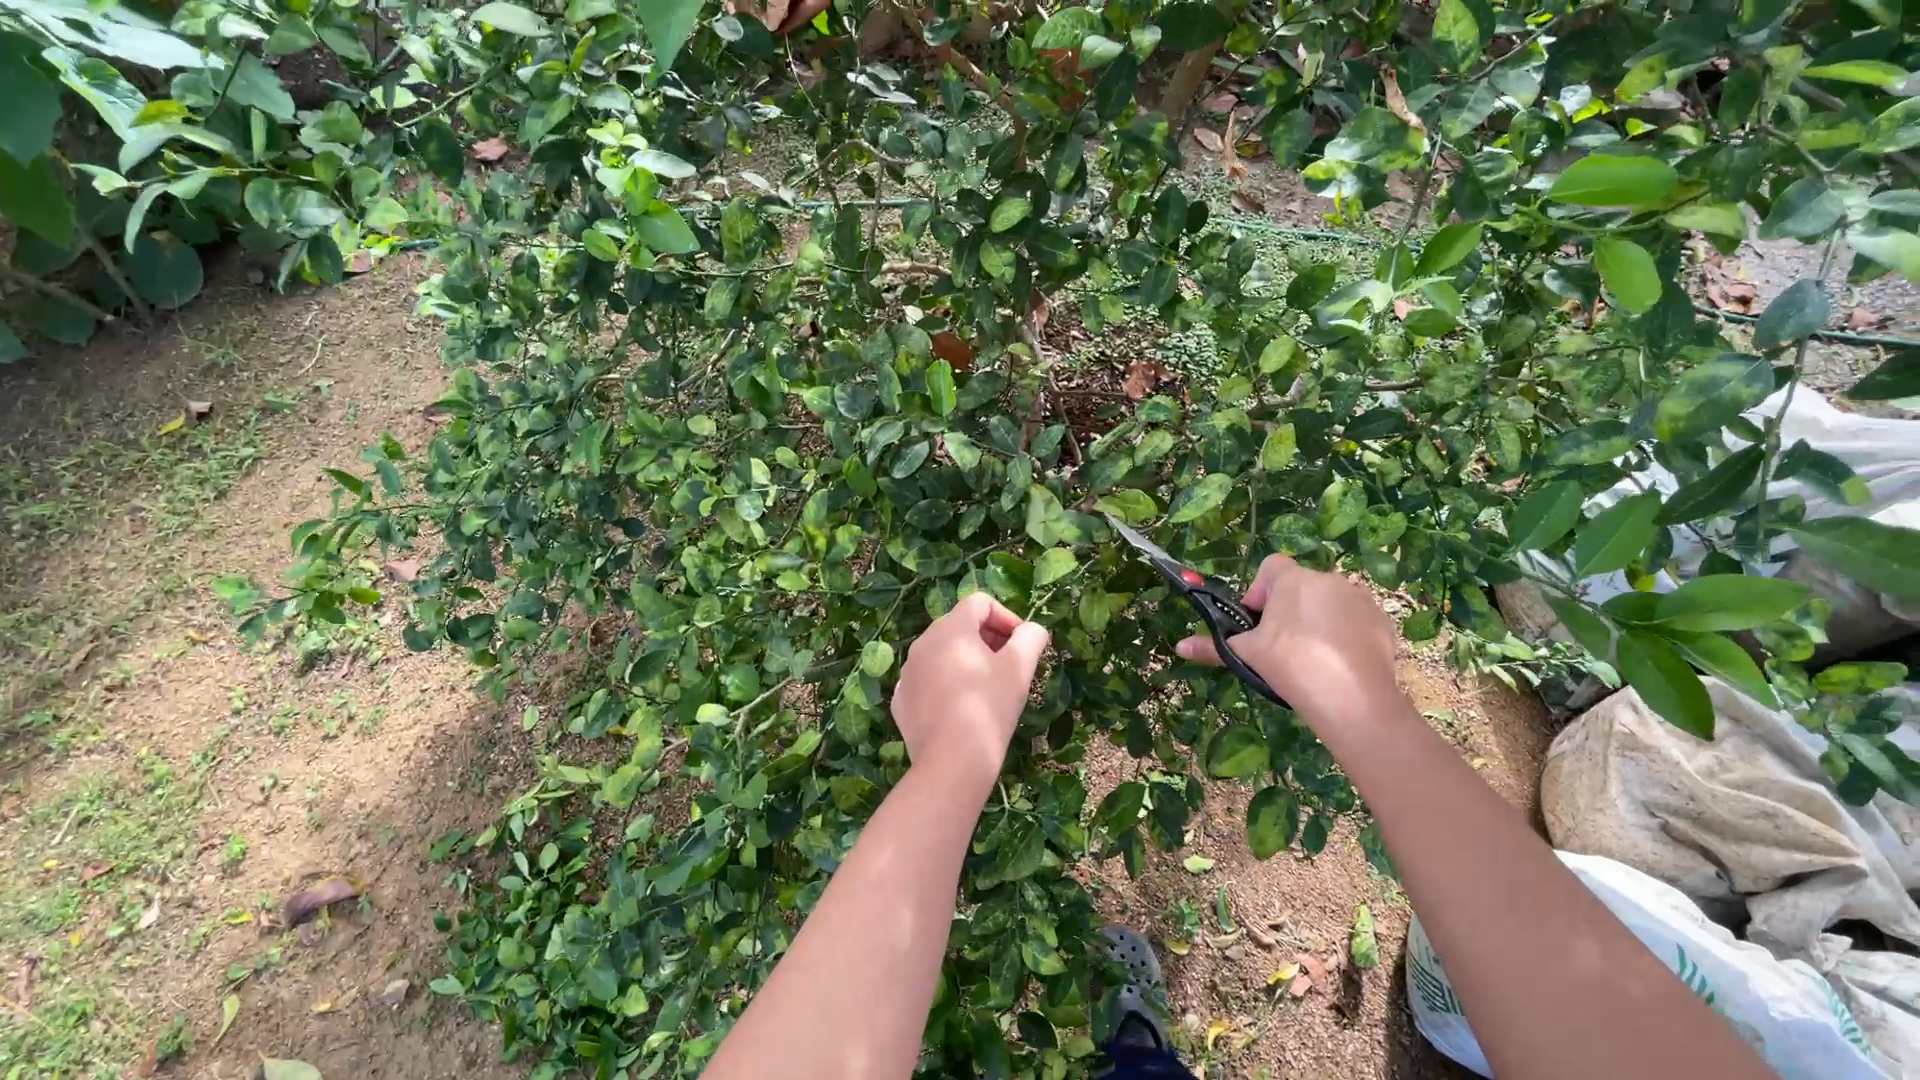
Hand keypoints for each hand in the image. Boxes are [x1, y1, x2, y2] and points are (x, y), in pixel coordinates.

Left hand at [892, 592, 1050, 788]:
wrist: (953, 762)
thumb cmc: (990, 707)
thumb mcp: (1020, 669)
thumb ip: (1030, 638)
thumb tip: (1032, 630)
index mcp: (950, 629)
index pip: (980, 603)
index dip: (1007, 618)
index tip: (1022, 645)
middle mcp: (922, 643)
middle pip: (959, 626)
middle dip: (988, 639)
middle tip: (1010, 667)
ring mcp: (908, 673)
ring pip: (942, 654)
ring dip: (967, 662)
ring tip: (988, 690)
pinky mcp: (902, 701)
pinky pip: (928, 681)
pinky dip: (947, 686)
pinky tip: (962, 710)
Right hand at [1175, 555, 1398, 726]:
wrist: (1353, 698)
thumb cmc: (1291, 665)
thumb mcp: (1247, 655)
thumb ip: (1212, 647)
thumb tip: (1179, 647)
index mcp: (1293, 580)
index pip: (1270, 566)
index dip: (1259, 590)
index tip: (1257, 622)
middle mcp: (1329, 580)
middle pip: (1299, 587)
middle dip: (1288, 610)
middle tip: (1279, 647)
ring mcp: (1360, 600)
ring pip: (1329, 604)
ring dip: (1317, 622)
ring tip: (1311, 660)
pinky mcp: (1383, 622)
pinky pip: (1355, 621)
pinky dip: (1345, 636)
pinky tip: (1338, 666)